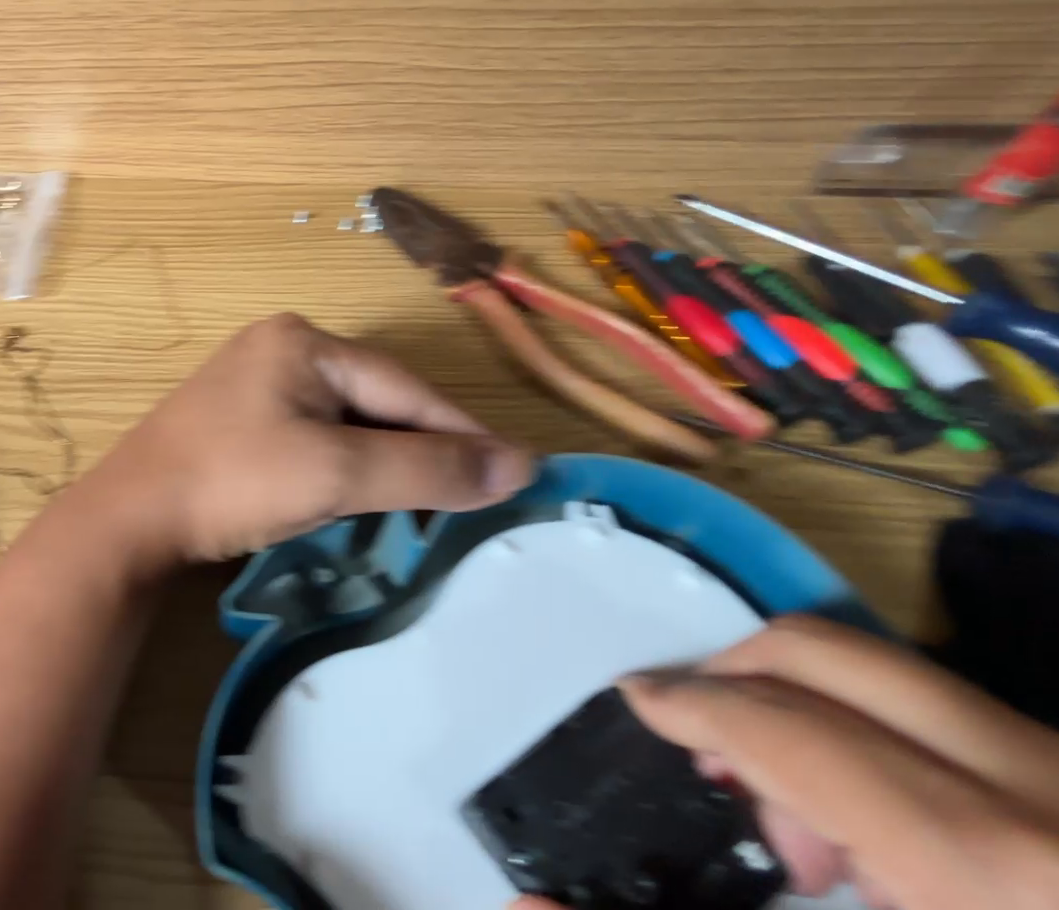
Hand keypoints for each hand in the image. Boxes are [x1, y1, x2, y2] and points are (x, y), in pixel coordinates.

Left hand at [79, 313, 535, 569]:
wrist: (130, 519)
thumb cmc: (232, 483)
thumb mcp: (335, 473)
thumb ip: (425, 467)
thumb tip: (519, 466)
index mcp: (302, 342)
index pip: (404, 387)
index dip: (461, 434)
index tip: (516, 475)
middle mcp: (279, 349)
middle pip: (376, 400)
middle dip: (422, 448)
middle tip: (471, 497)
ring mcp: (252, 384)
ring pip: (345, 421)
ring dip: (385, 460)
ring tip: (426, 502)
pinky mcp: (236, 421)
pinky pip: (311, 436)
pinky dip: (343, 466)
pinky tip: (357, 494)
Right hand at [514, 616, 1058, 909]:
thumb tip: (535, 904)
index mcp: (986, 867)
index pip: (783, 724)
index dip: (686, 702)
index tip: (638, 703)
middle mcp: (1050, 801)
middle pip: (835, 656)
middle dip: (738, 676)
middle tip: (704, 743)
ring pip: (900, 678)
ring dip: (814, 719)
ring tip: (815, 833)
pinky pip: (965, 722)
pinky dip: (892, 748)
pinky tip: (902, 848)